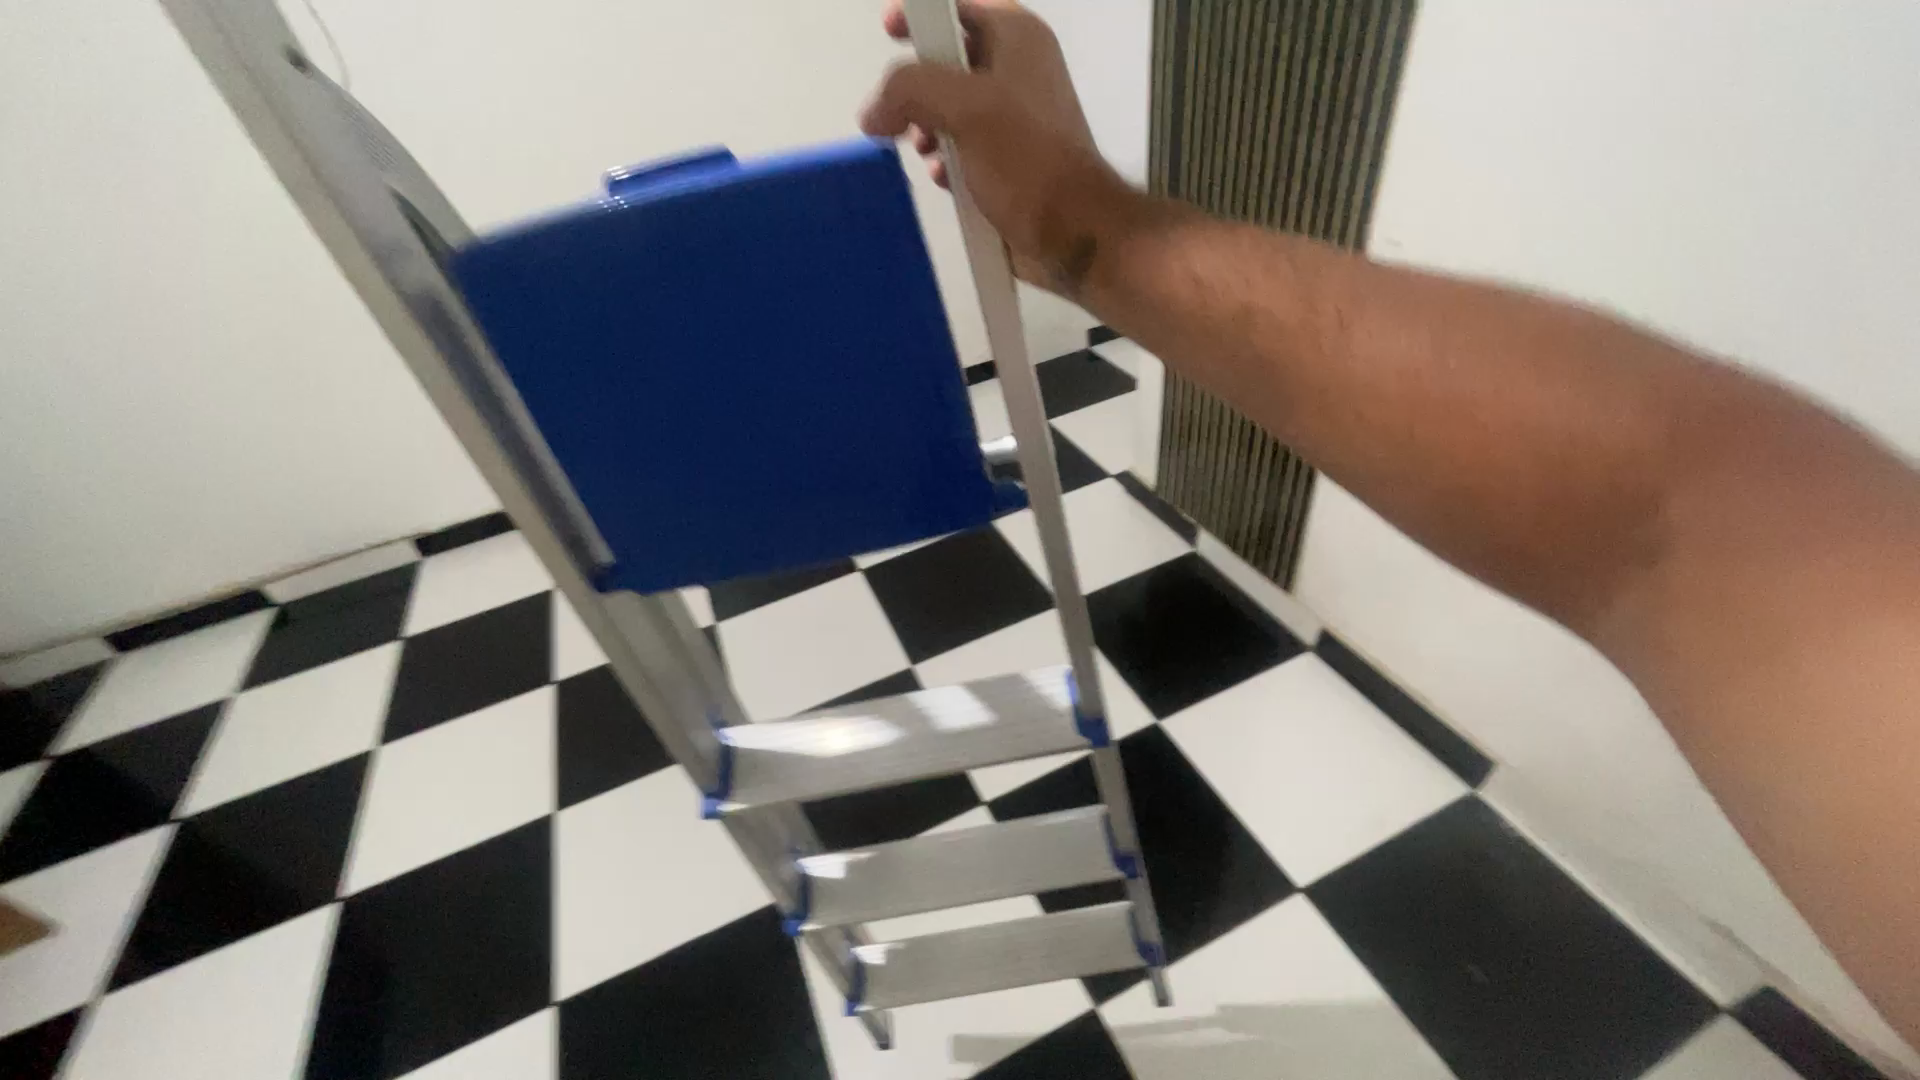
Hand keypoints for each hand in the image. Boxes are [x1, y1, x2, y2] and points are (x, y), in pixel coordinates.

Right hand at [861, 0, 1133, 293]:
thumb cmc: (1027, 162)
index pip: (959, 7)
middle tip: (900, 114)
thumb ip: (910, 91)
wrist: (1071, 234)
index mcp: (1017, 39)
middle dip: (917, 88)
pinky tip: (942, 179)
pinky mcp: (1008, 165)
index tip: (889, 35)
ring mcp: (1014, 122)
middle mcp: (1018, 72)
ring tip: (923, 150)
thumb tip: (873, 112)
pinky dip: (947, 163)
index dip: (921, 16)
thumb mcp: (966, 110)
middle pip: (948, 62)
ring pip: (952, 112)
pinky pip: (965, 153)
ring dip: (928, 131)